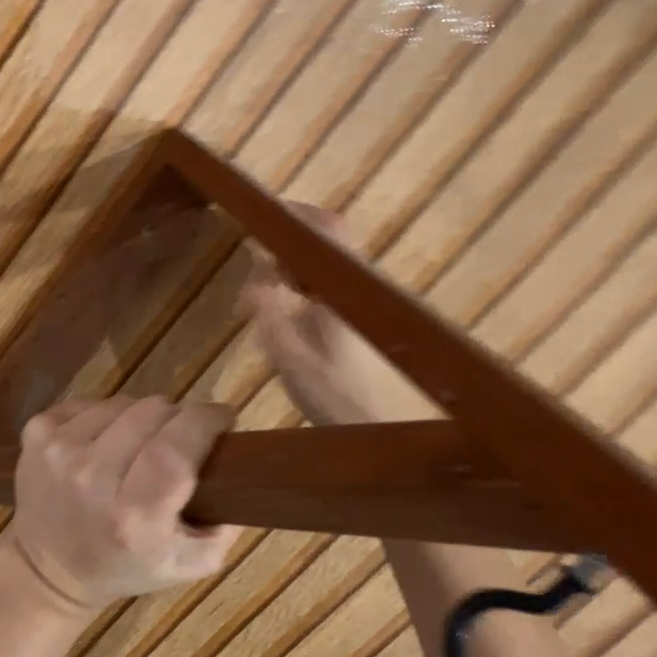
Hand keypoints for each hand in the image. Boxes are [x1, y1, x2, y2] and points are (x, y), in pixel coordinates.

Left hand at [10, 396, 239, 612]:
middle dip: (177, 416)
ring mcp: (58, 450)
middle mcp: (91, 477)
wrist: (48, 565)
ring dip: (140, 415)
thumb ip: (221, 522)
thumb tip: (238, 465)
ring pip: (121, 403)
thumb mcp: (189, 564)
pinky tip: (106, 440)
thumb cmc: (126, 565)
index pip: (175, 450)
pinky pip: (88, 403)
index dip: (204, 422)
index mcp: (134, 517)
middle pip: (150, 415)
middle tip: (184, 431)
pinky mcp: (36, 431)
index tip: (224, 415)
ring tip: (142, 440)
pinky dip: (105, 415)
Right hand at [243, 205, 434, 425]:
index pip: (327, 229)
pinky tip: (288, 322)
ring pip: (328, 272)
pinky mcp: (372, 329)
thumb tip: (253, 280)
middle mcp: (365, 289)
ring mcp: (372, 309)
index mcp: (348, 287)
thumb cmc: (347, 398)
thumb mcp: (292, 358)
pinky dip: (304, 294)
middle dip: (285, 252)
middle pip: (326, 248)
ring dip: (294, 276)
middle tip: (253, 272)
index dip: (294, 214)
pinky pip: (332, 293)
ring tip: (263, 301)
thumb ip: (270, 315)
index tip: (260, 213)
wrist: (403, 442)